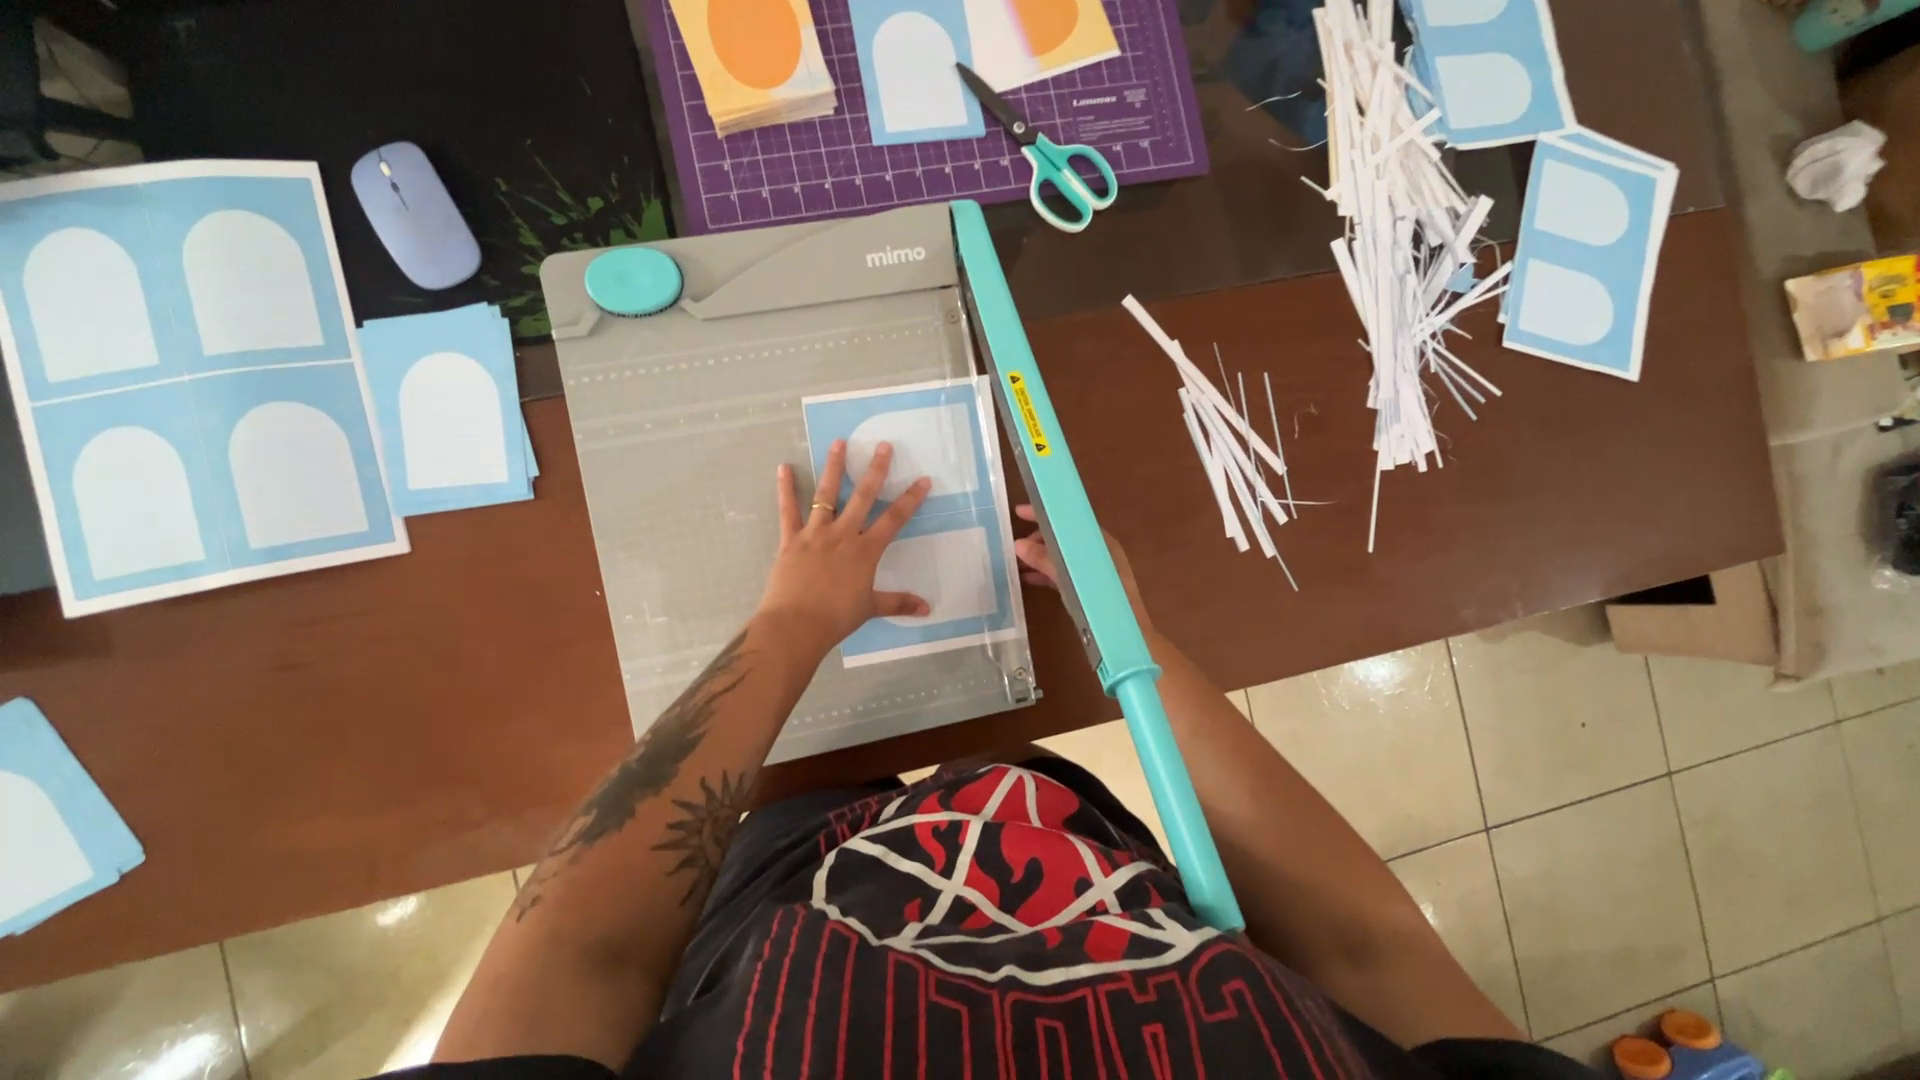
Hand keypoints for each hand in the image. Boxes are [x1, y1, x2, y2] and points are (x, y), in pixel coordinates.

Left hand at [757, 439, 932, 655]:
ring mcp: (815, 534)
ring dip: (833, 467)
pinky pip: (787, 510)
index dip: (910, 499)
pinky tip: (783, 468)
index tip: (923, 480)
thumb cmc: (836, 618)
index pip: (894, 519)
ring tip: (838, 443)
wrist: (796, 625)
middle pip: (863, 496)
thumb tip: (927, 608)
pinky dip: (785, 489)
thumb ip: (898, 603)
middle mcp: (843, 535)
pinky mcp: (790, 539)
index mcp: (866, 551)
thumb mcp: (870, 608)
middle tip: (883, 445)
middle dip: (875, 470)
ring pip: (826, 495)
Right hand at [1010, 504, 1151, 629]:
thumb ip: (1045, 559)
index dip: (1044, 514)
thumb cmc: (1100, 600)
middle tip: (1014, 545)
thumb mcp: (1068, 576)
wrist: (1124, 635)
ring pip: (1061, 558)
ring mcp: (1094, 571)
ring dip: (1039, 558)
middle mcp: (1098, 552)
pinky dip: (1046, 574)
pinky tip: (1027, 579)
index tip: (1018, 512)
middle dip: (1038, 539)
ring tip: (1015, 562)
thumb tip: (1018, 545)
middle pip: (1063, 538)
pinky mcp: (1089, 589)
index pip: (1068, 519)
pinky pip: (1064, 574)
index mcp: (1099, 541)